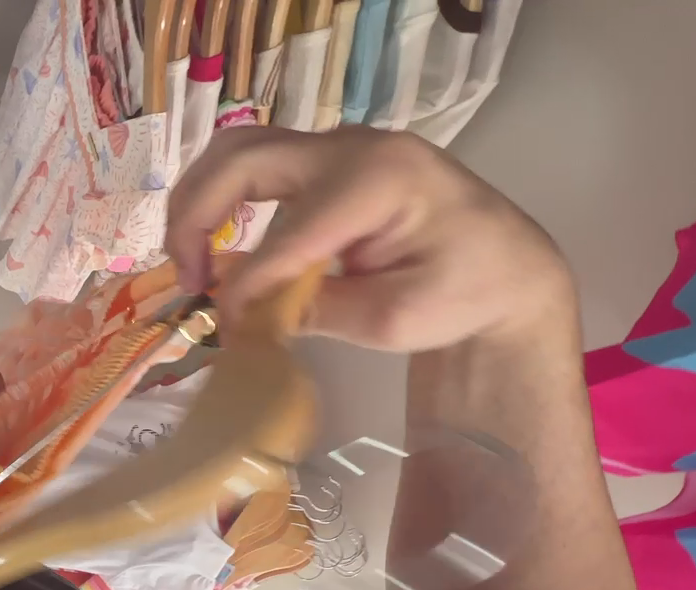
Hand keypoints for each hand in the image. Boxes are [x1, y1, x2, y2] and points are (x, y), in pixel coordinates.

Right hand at [165, 127, 576, 352]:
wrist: (507, 269)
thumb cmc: (460, 295)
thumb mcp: (388, 319)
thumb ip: (309, 311)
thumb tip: (237, 318)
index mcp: (376, 183)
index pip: (280, 239)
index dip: (242, 291)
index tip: (229, 333)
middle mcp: (351, 149)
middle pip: (238, 161)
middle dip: (194, 221)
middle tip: (188, 280)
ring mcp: (337, 149)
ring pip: (235, 153)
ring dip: (197, 204)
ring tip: (192, 262)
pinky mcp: (325, 163)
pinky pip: (251, 167)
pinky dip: (218, 201)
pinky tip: (216, 245)